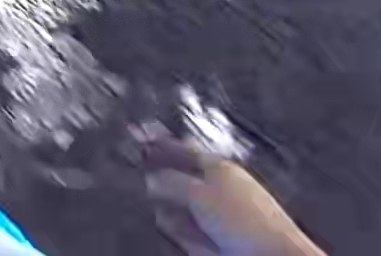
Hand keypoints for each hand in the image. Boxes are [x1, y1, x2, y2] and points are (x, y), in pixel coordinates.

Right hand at [144, 141, 326, 255]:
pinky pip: (196, 231)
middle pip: (184, 177)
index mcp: (219, 166)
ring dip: (170, 207)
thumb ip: (169, 181)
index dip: (158, 142)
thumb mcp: (197, 193)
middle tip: (141, 173)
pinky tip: (168, 227)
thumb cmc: (244, 221)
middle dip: (162, 178)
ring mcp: (227, 218)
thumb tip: (151, 178)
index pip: (181, 147)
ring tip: (153, 206)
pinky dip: (182, 230)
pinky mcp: (227, 245)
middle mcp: (223, 188)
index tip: (136, 135)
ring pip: (189, 207)